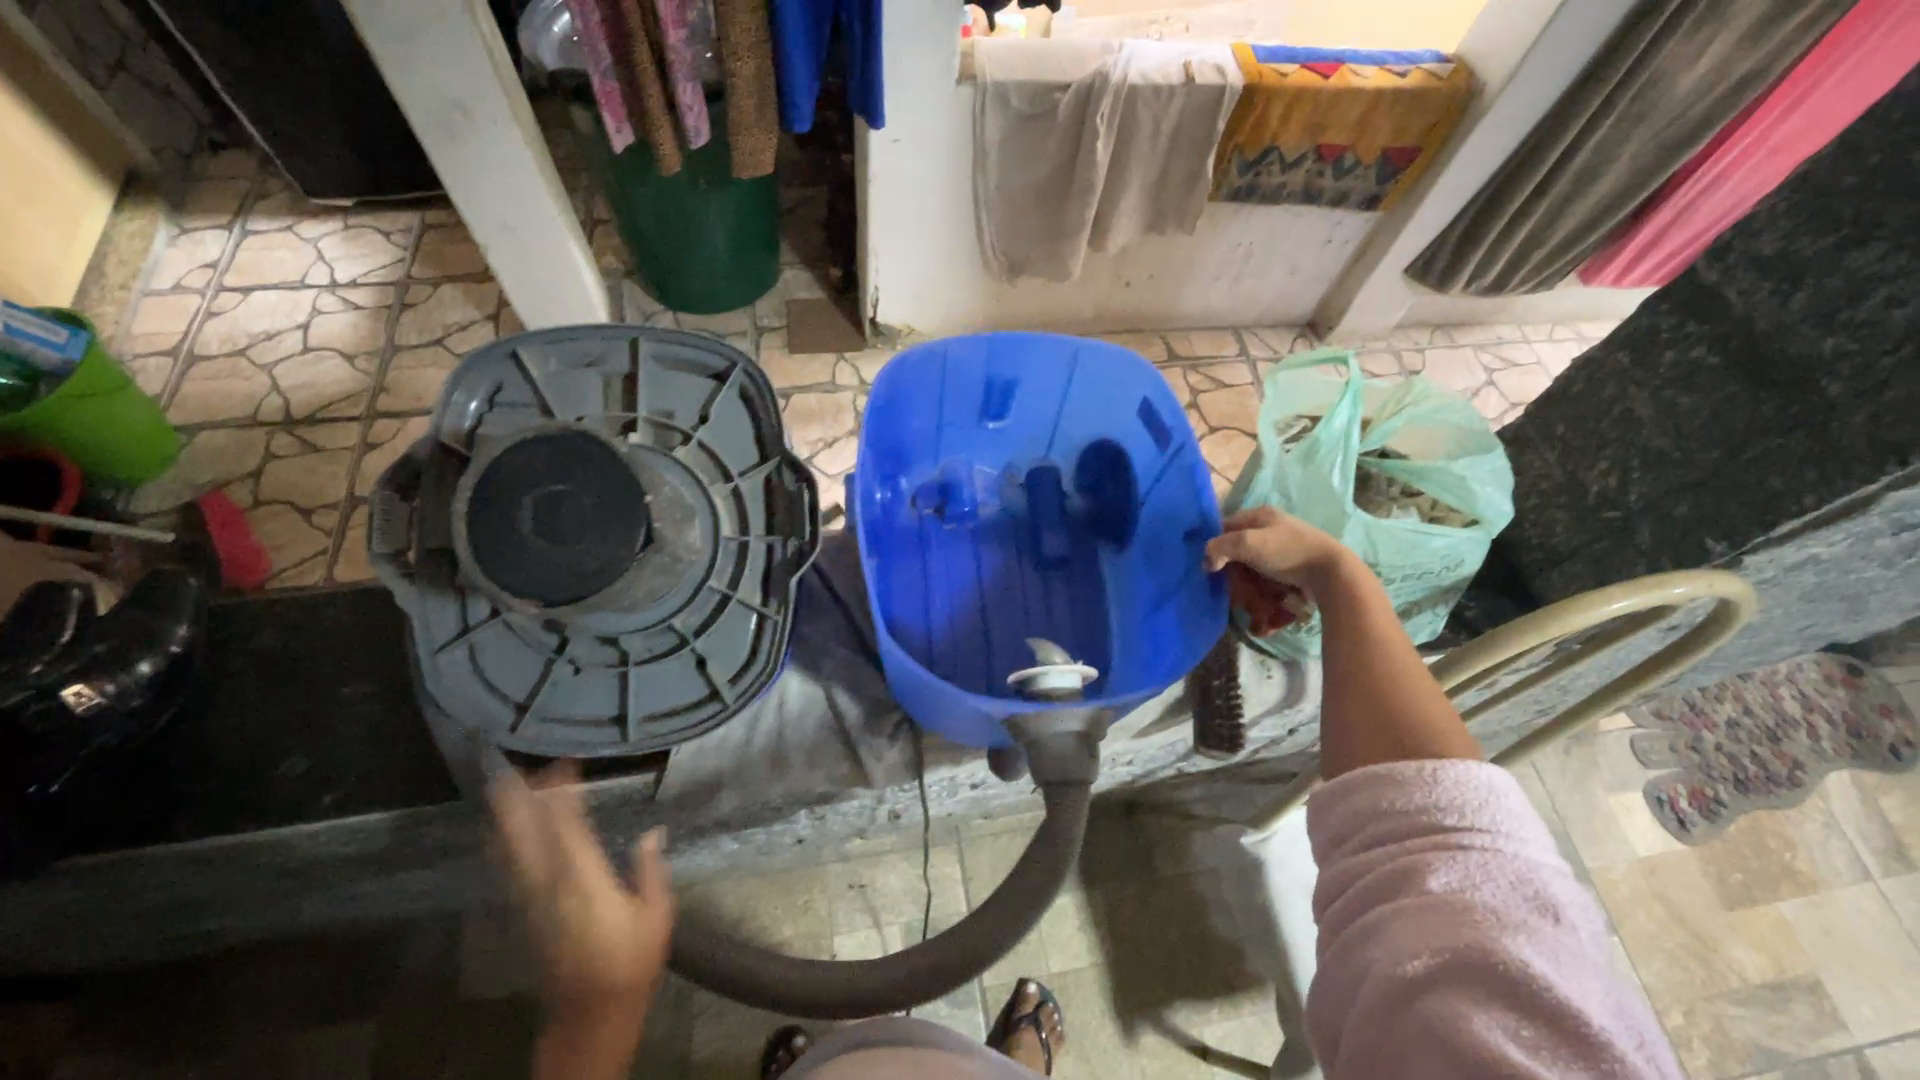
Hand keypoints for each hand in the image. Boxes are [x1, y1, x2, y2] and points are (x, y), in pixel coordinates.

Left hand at [488, 761, 673, 1010]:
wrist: (590, 1012)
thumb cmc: (631, 961)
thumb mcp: (656, 915)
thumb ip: (650, 870)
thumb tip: (652, 832)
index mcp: (583, 879)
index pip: (565, 824)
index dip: (561, 792)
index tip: (567, 763)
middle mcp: (548, 884)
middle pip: (523, 833)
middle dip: (517, 798)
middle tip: (517, 766)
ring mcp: (529, 900)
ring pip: (508, 849)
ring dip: (506, 817)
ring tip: (506, 787)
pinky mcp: (523, 914)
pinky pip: (507, 868)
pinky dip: (503, 843)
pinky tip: (504, 833)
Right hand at [1204, 507, 1351, 634]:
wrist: (1331, 573)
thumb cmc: (1287, 552)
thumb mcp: (1247, 543)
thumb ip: (1220, 547)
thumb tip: (1207, 562)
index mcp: (1261, 516)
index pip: (1226, 526)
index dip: (1216, 545)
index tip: (1211, 567)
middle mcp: (1272, 530)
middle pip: (1240, 552)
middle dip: (1234, 573)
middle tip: (1232, 590)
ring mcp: (1285, 550)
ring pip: (1254, 569)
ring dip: (1248, 588)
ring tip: (1249, 605)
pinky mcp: (1295, 570)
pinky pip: (1270, 581)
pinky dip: (1264, 595)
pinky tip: (1264, 608)